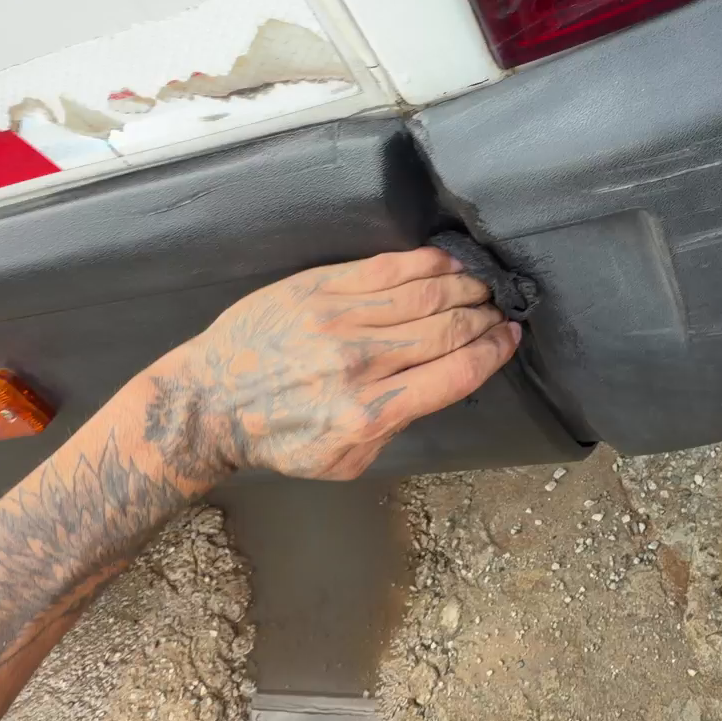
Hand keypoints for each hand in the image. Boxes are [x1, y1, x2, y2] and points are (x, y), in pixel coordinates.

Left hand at [134, 247, 520, 482]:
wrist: (211, 401)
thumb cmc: (281, 438)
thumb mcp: (347, 460)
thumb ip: (397, 424)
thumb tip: (438, 381)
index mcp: (372, 412)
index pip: (456, 373)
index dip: (494, 352)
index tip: (510, 337)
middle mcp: (361, 362)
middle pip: (447, 328)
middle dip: (484, 316)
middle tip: (501, 307)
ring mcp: (338, 319)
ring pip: (423, 293)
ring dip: (464, 285)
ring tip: (483, 282)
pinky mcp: (317, 288)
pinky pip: (384, 268)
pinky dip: (424, 262)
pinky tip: (447, 260)